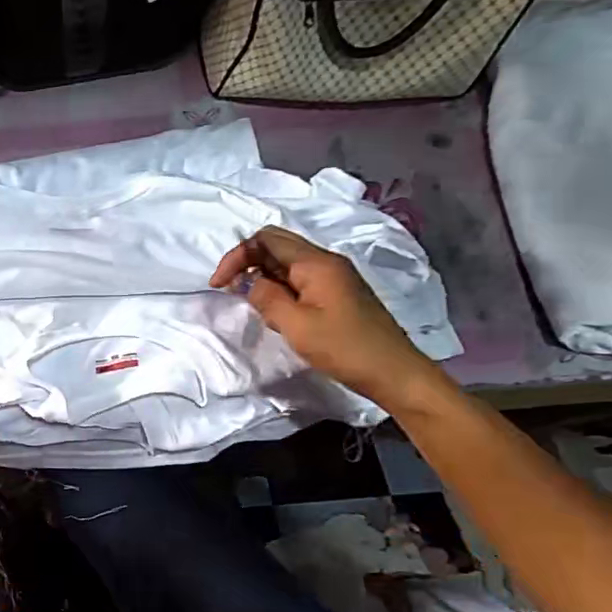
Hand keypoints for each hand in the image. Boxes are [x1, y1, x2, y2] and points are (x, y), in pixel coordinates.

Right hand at [210, 226, 448, 411]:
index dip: (237, 255)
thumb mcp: (295, 325)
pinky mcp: (337, 294)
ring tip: (251, 303)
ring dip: (262, 276)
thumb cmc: (343, 347)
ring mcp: (334, 277)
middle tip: (230, 289)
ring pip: (287, 263)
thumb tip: (250, 282)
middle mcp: (326, 262)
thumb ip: (266, 298)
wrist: (392, 371)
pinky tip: (274, 311)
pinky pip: (299, 280)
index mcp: (316, 263)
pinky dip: (279, 288)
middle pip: (277, 246)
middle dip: (247, 262)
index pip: (266, 239)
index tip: (219, 284)